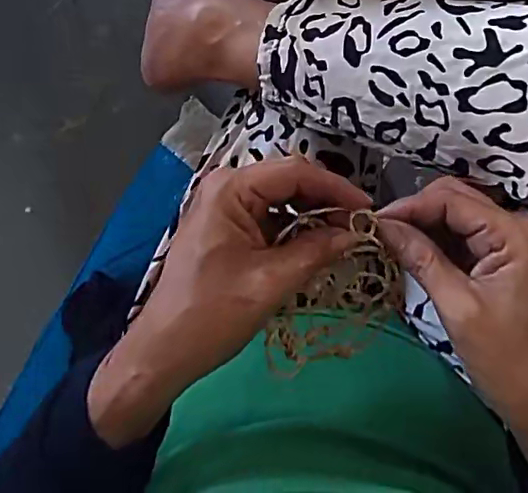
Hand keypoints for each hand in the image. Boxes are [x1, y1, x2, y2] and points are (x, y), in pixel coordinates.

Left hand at [88, 157, 369, 446]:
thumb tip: (355, 233)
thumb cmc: (209, 316)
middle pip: (290, 180)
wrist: (159, 355)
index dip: (336, 188)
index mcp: (231, 187)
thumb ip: (315, 251)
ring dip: (314, 214)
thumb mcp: (269, 283)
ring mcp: (226, 203)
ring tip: (345, 233)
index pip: (296, 171)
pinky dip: (297, 227)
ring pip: (284, 197)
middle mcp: (227, 185)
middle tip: (360, 223)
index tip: (367, 208)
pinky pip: (272, 215)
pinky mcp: (229, 223)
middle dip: (327, 200)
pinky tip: (319, 242)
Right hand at [378, 178, 527, 492]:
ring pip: (458, 216)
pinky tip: (415, 252)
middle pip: (455, 199)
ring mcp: (511, 243)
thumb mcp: (458, 309)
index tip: (374, 221)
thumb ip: (422, 259)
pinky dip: (439, 241)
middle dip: (416, 211)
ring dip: (425, 225)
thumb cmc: (508, 362)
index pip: (450, 198)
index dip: (410, 205)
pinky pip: (466, 237)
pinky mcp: (505, 260)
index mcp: (511, 232)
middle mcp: (514, 226)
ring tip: (391, 241)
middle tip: (380, 231)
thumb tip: (384, 226)